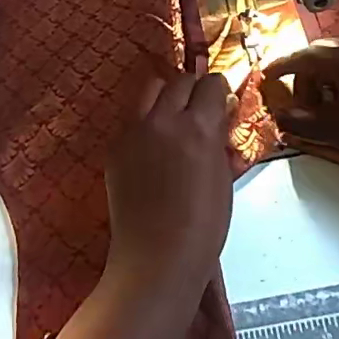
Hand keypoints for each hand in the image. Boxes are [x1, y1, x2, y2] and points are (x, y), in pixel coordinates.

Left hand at [105, 71, 235, 295]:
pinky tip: (154, 147)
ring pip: (150, 89)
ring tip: (174, 118)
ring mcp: (134, 131)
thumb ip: (219, 140)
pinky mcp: (115, 146)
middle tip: (200, 108)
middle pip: (179, 81)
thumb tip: (219, 118)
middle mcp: (163, 120)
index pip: (210, 84)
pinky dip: (146, 122)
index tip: (221, 99)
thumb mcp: (223, 178)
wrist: (156, 257)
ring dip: (166, 96)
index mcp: (198, 128)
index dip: (219, 90)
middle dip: (193, 89)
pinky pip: (133, 118)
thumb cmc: (202, 226)